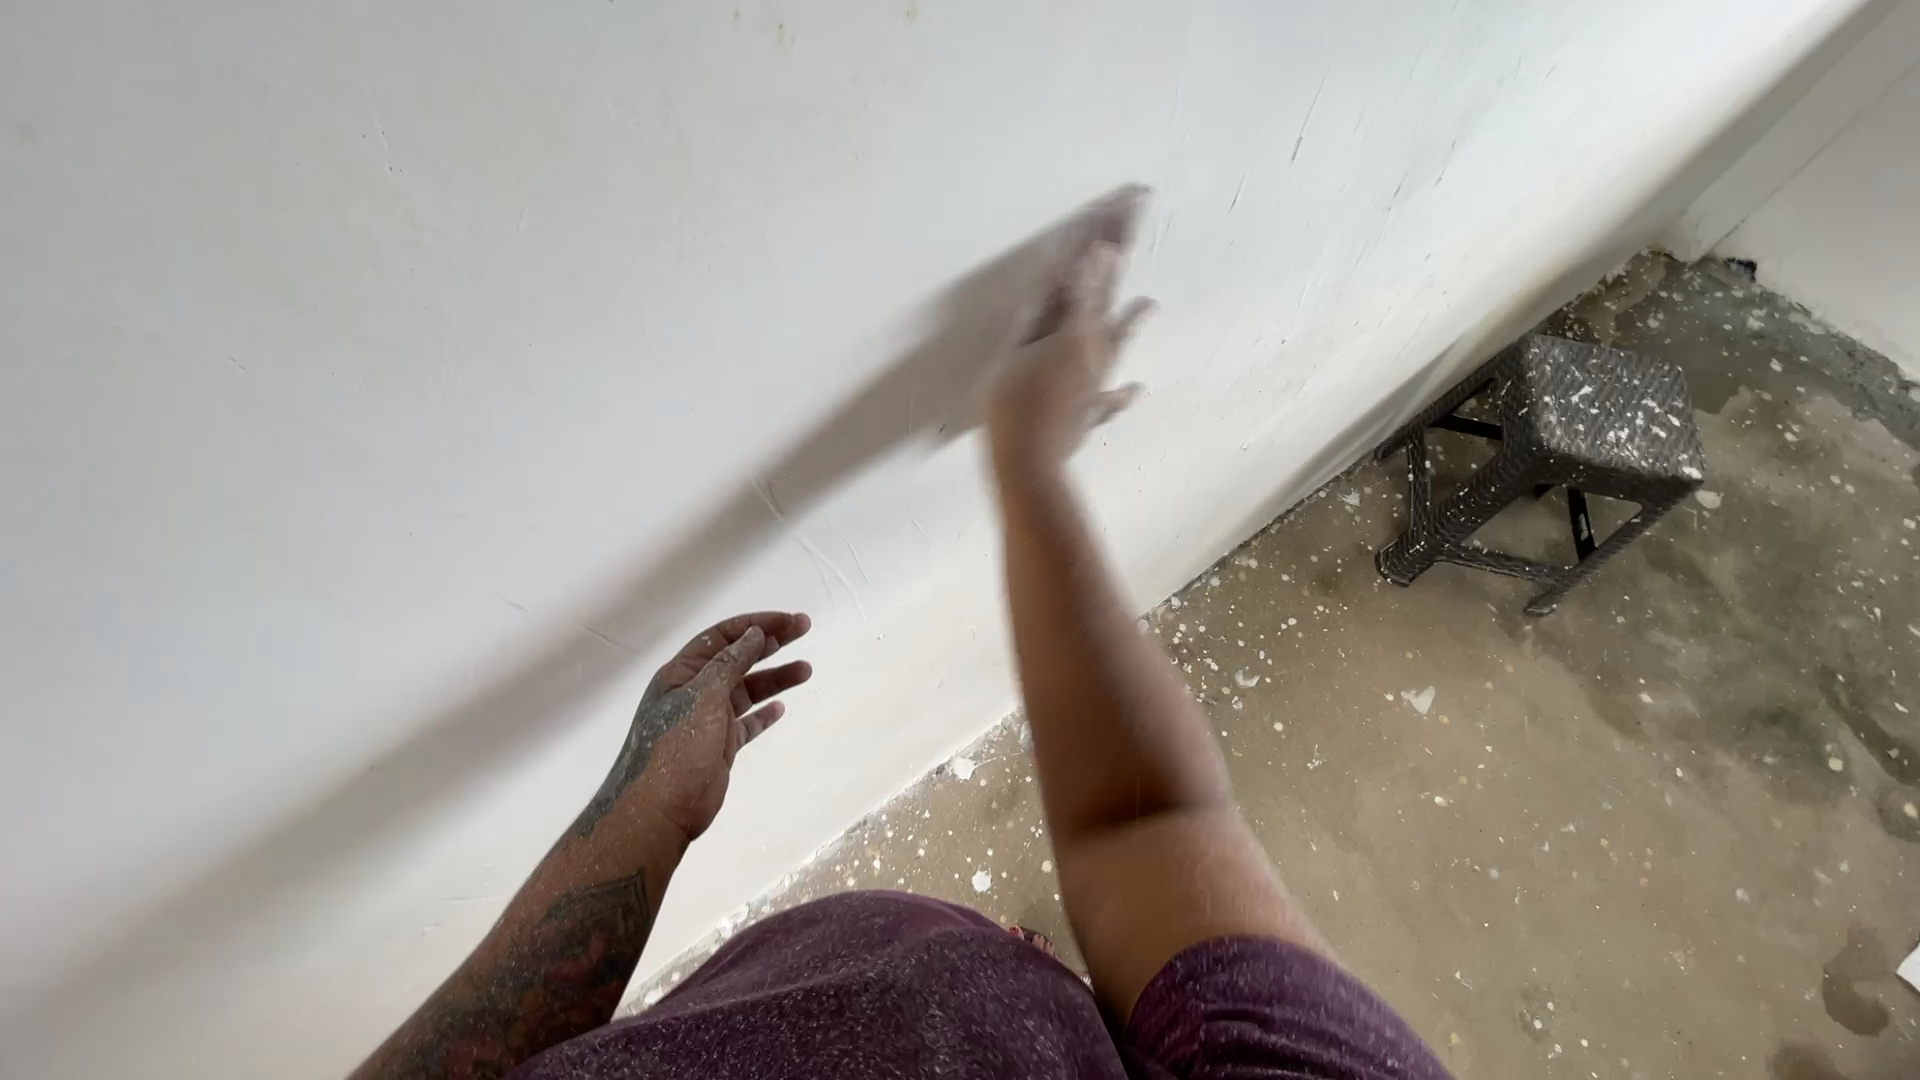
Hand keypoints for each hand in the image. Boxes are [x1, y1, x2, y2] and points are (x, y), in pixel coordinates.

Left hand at [578, 612, 811, 845]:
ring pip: (747, 689)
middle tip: (804, 629)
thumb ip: (729, 663)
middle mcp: (695, 692)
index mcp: (682, 674)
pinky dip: (764, 714)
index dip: (756, 624)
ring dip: (775, 677)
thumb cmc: (675, 749)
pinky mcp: (720, 746)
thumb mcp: (701, 697)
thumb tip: (753, 634)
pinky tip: (781, 707)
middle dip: (771, 642)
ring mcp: (708, 720)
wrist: (658, 812)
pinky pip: (747, 723)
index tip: (789, 621)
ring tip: (806, 670)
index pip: (723, 636)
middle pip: (738, 657)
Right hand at [988, 186, 1155, 474]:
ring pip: (1117, 344)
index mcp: (1070, 330)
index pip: (1087, 272)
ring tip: (1152, 304)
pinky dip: (1123, 394)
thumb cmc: (1010, 406)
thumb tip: (1070, 271)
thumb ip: (1044, 309)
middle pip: (1109, 294)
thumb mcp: (1014, 350)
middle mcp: (1091, 350)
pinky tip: (1136, 388)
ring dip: (1132, 322)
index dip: (1102, 236)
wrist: (1029, 463)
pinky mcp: (1090, 412)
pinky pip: (1110, 401)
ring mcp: (1095, 382)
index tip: (1125, 201)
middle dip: (1122, 251)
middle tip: (1142, 215)